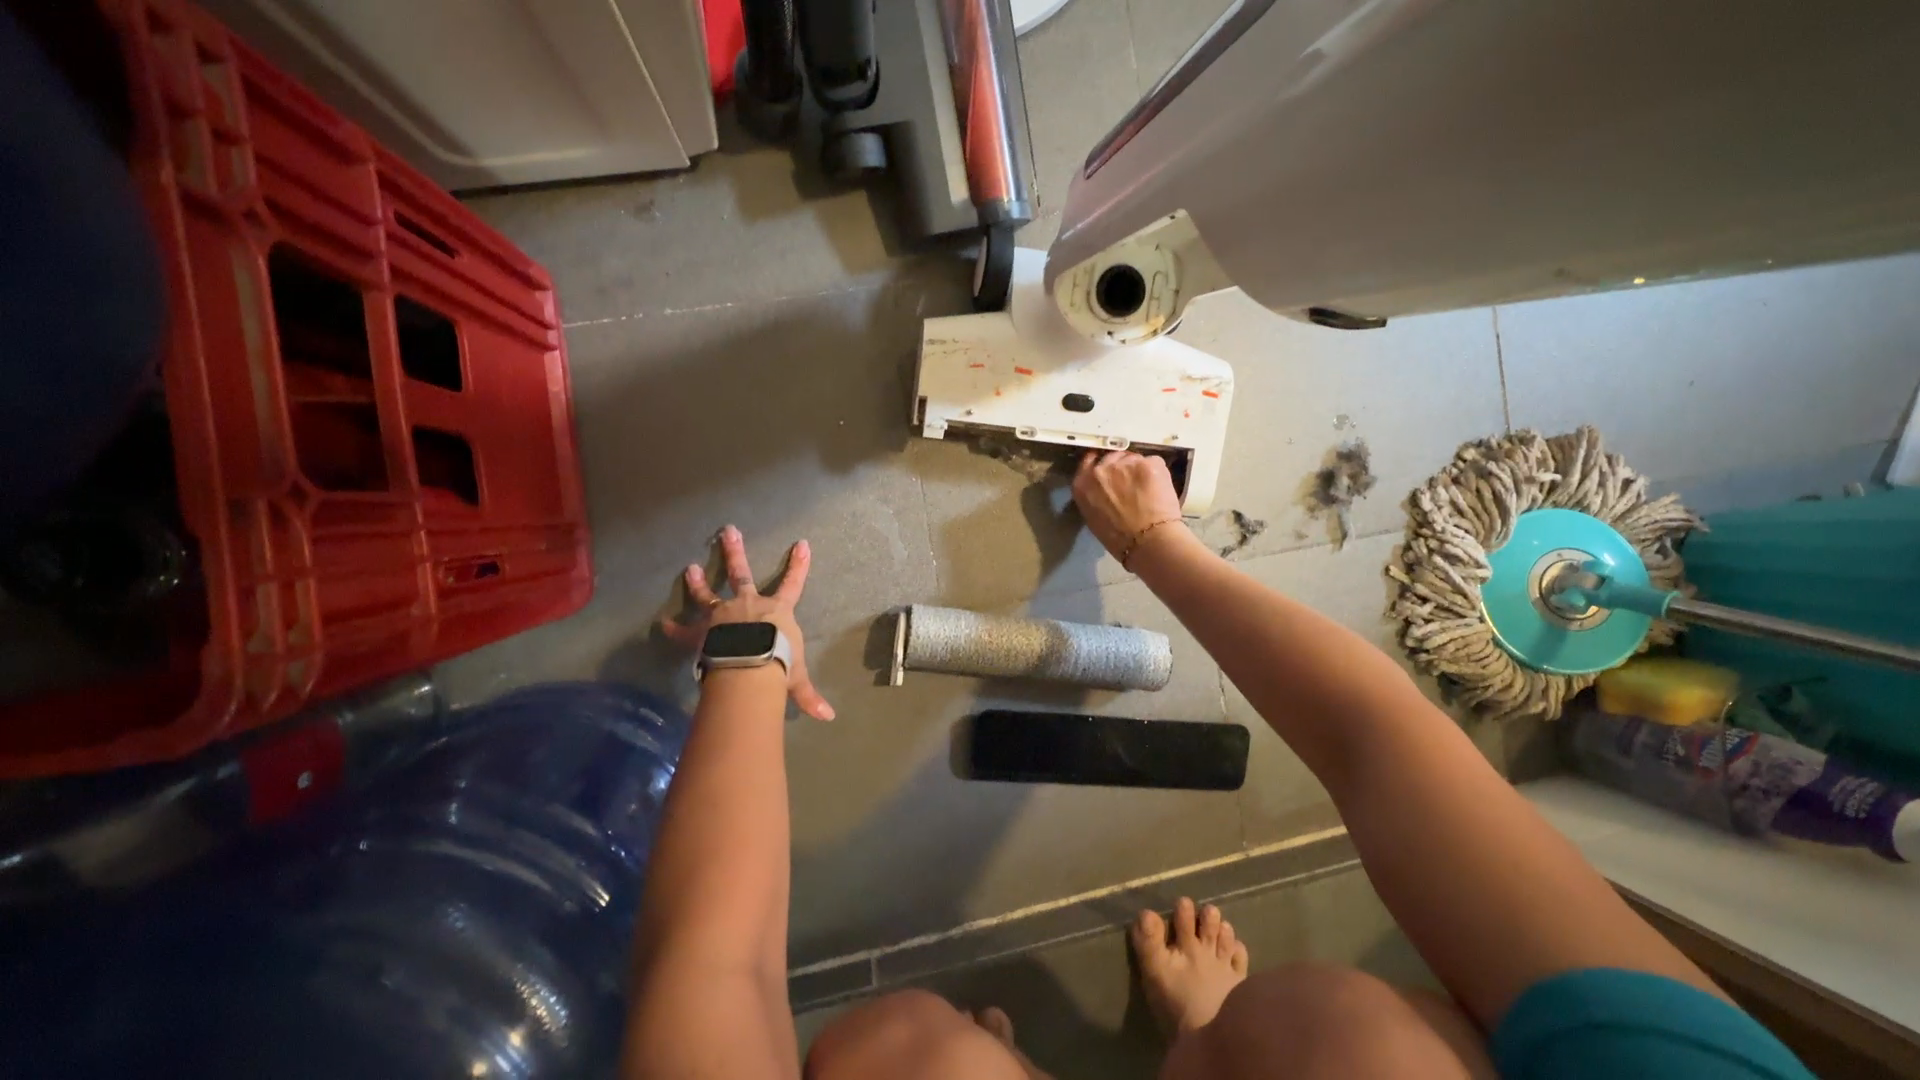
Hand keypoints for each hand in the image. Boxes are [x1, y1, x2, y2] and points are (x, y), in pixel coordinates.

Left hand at [662, 525, 834, 720]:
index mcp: (776, 612)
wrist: (748, 666)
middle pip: (741, 574)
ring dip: (699, 581)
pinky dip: (672, 628)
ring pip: (708, 593)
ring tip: (690, 568)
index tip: (802, 544)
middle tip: (728, 530)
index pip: (793, 584)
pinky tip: (662, 624)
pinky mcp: (700, 631)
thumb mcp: (796, 678)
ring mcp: (722, 614)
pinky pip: (683, 630)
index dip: (798, 565)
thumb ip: (809, 695)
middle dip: (735, 552)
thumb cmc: (778, 664)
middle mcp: (748, 605)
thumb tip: (829, 717)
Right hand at [1072, 451, 1186, 562]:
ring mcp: (1126, 463)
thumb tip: (1104, 489)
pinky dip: (1157, 473)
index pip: (1089, 461)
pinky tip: (1159, 489)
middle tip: (1132, 483)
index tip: (1110, 470)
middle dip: (1122, 467)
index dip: (1101, 464)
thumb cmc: (1118, 538)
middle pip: (1113, 456)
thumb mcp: (1093, 516)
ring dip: (1139, 469)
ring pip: (1134, 459)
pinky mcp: (1149, 463)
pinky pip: (1153, 462)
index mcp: (1083, 483)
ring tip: (1147, 488)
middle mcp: (1101, 468)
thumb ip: (1094, 495)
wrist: (1148, 541)